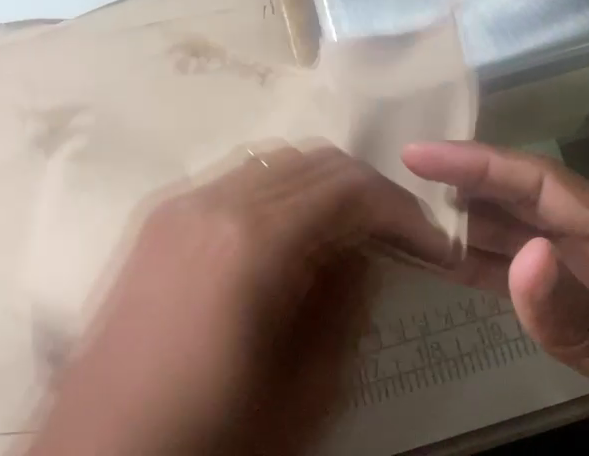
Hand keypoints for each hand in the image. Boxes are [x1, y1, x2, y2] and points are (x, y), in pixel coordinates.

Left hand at [34, 145, 452, 455]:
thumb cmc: (209, 438)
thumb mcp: (303, 391)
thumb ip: (345, 306)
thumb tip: (365, 254)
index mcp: (254, 240)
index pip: (351, 188)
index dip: (403, 210)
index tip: (434, 245)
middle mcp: (214, 201)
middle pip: (315, 161)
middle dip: (367, 193)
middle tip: (398, 239)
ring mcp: (177, 204)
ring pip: (274, 161)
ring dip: (321, 189)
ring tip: (346, 238)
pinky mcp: (155, 220)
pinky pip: (234, 180)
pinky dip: (276, 193)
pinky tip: (287, 239)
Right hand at [404, 142, 588, 455]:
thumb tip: (520, 255)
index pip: (547, 187)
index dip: (481, 165)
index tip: (418, 154)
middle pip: (530, 204)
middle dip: (467, 186)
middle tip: (397, 178)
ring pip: (526, 237)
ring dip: (469, 225)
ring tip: (407, 213)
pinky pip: (533, 280)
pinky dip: (487, 269)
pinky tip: (448, 263)